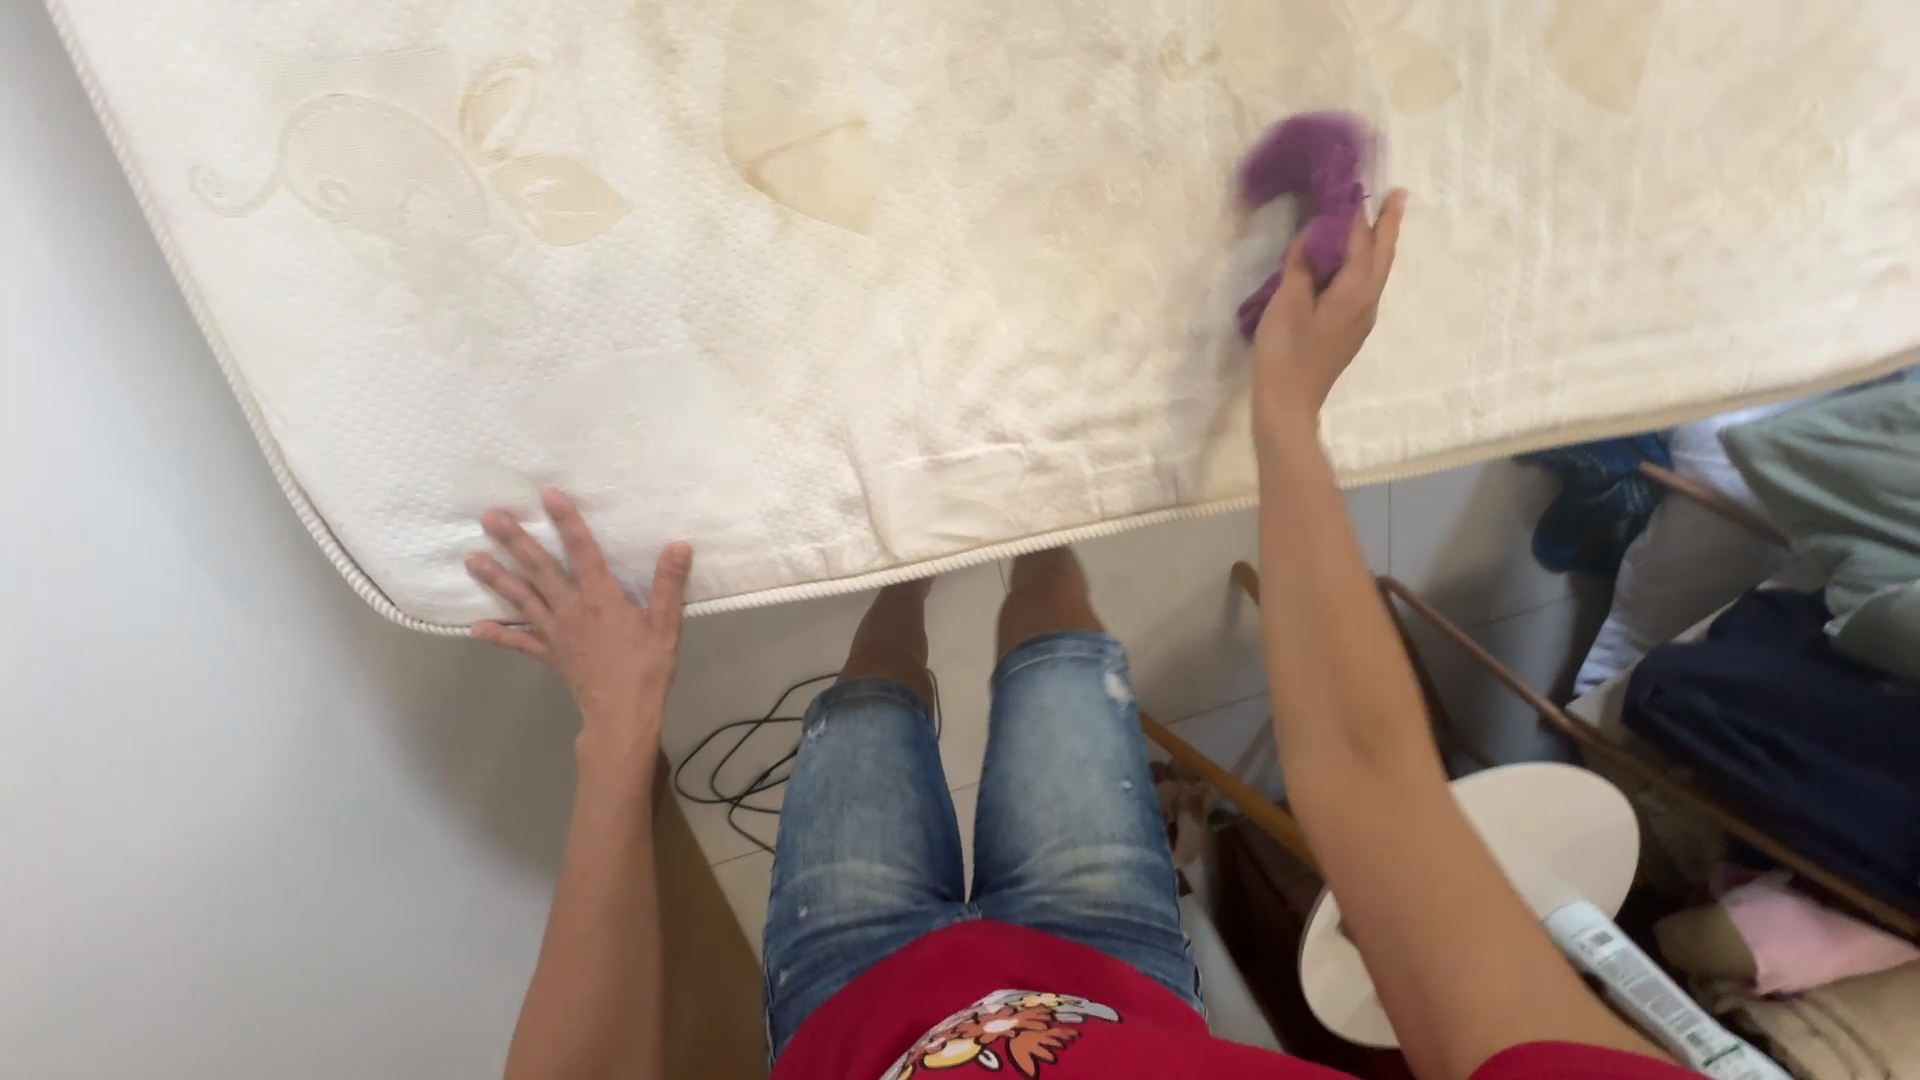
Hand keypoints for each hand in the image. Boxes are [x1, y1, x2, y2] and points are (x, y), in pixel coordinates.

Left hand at [466, 489, 693, 768]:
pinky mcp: (550, 654)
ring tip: (470, 558)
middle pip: (540, 569)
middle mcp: (571, 609)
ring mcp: (555, 632)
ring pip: (522, 599)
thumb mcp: (667, 623)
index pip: (583, 552)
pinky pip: (520, 641)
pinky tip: (477, 626)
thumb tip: (678, 545)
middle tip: (490, 516)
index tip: (549, 495)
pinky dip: (499, 634)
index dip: (568, 522)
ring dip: (496, 578)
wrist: (622, 712)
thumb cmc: (648, 666)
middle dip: (515, 541)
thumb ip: (669, 584)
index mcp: (602, 598)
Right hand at [1252, 189, 1406, 435]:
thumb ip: (1302, 267)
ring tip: (1379, 222)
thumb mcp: (1286, 304)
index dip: (1354, 213)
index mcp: (1354, 290)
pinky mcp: (1350, 332)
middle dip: (1388, 224)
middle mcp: (1367, 301)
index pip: (1359, 241)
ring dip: (1379, 245)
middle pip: (1382, 255)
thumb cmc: (1285, 353)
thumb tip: (1312, 236)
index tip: (1352, 186)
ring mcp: (1361, 319)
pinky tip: (1351, 265)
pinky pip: (1365, 287)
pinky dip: (1364, 265)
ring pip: (1377, 272)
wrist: (1289, 404)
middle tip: (1396, 194)